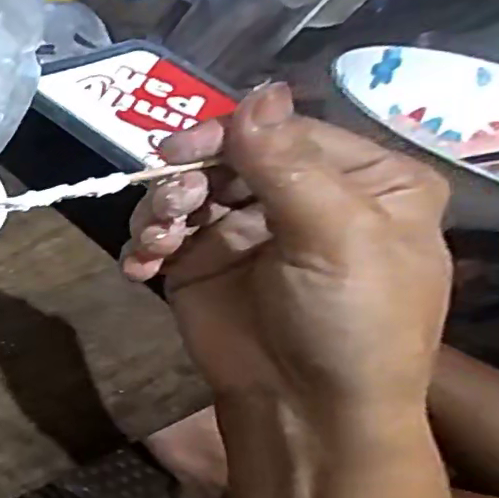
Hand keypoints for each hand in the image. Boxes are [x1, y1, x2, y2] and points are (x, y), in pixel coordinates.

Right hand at [125, 83, 451, 424]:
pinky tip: (140, 270)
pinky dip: (141, 249)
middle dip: (186, 180)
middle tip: (172, 206)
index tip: (178, 150)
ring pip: (181, 196)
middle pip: (222, 161)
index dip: (227, 135)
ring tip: (156, 247)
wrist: (302, 404)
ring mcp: (239, 233)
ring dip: (157, 214)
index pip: (282, 133)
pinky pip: (157, 238)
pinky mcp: (195, 266)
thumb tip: (255, 92)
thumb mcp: (335, 237)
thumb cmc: (348, 319)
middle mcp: (295, 198)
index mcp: (358, 181)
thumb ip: (290, 166)